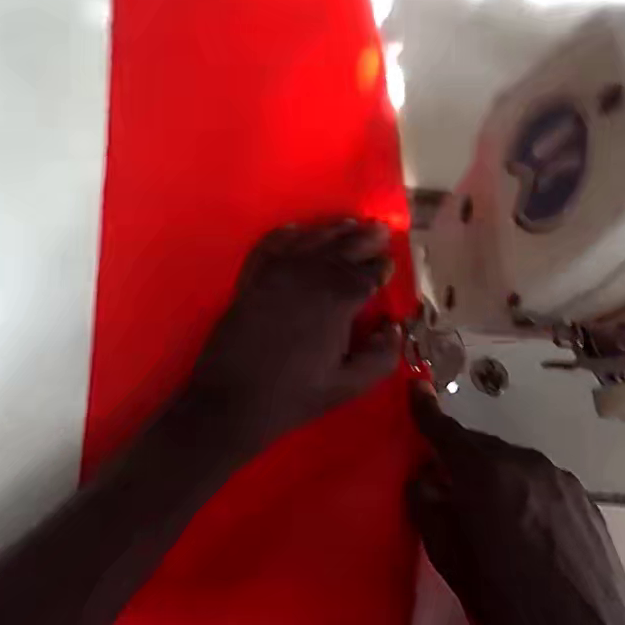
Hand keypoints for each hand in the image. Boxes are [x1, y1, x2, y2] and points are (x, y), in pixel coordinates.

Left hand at [177, 219, 401, 453]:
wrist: (231, 400)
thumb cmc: (293, 396)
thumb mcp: (347, 385)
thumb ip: (381, 355)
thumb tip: (394, 326)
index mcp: (337, 299)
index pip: (367, 273)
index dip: (381, 268)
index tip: (388, 265)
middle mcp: (308, 275)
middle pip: (342, 248)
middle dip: (364, 239)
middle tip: (380, 230)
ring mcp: (274, 273)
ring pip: (309, 240)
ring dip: (332, 231)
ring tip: (350, 225)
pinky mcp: (250, 280)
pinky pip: (270, 245)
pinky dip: (286, 234)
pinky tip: (297, 229)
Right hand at [406, 386, 624, 624]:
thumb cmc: (508, 607)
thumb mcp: (450, 560)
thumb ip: (429, 508)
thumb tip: (425, 478)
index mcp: (486, 475)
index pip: (446, 430)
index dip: (426, 409)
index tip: (415, 385)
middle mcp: (526, 464)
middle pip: (479, 447)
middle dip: (456, 458)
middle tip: (440, 485)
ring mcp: (561, 481)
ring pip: (510, 464)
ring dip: (489, 477)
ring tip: (482, 515)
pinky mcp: (585, 502)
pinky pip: (537, 482)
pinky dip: (518, 491)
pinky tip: (519, 529)